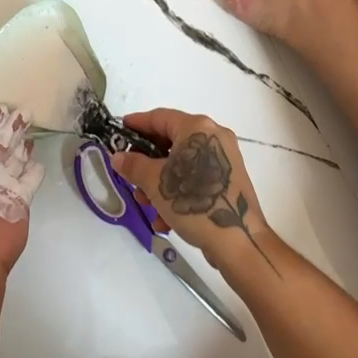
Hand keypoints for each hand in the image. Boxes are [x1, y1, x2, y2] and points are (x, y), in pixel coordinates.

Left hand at [0, 85, 42, 275]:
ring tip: (33, 125)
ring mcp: (2, 183)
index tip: (1, 100)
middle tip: (25, 107)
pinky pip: (30, 180)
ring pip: (15, 156)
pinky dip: (34, 170)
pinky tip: (38, 160)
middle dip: (10, 124)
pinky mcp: (21, 199)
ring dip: (22, 142)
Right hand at [110, 109, 275, 272]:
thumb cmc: (194, 201)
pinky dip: (178, 193)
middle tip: (130, 175)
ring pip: (183, 163)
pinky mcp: (230, 180)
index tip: (119, 130)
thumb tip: (117, 156)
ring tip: (146, 203)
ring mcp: (225, 159)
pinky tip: (165, 219)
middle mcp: (214, 136)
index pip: (159, 117)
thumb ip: (133, 165)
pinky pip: (197, 178)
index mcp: (197, 128)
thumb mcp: (155, 182)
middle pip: (171, 141)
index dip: (137, 123)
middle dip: (147, 161)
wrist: (239, 240)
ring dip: (160, 182)